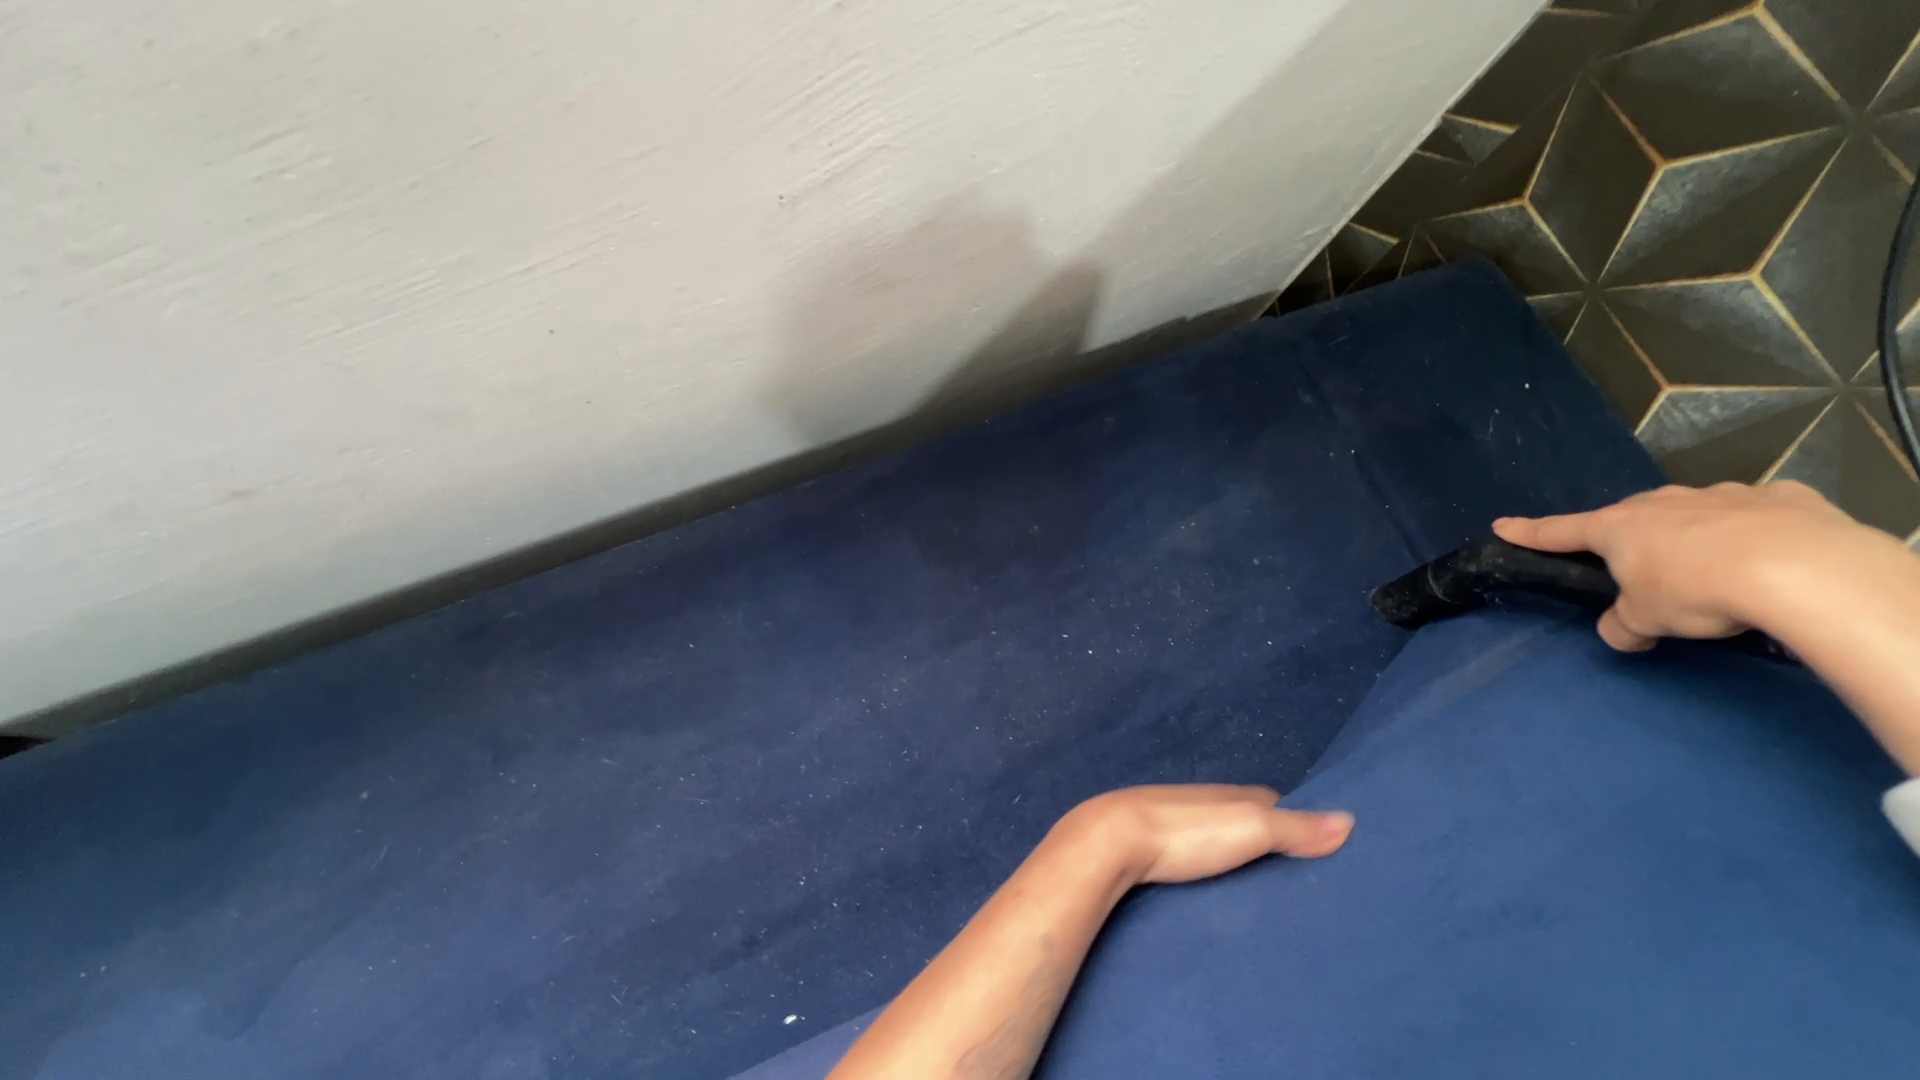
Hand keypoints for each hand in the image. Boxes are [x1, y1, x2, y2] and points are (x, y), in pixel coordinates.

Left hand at [1058, 784, 1353, 886]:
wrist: (1110, 840)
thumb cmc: (1185, 832)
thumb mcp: (1250, 827)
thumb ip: (1295, 828)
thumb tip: (1351, 819)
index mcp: (1229, 795)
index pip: (1271, 803)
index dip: (1294, 822)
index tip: (1318, 848)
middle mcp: (1202, 803)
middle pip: (1241, 820)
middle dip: (1263, 840)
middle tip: (1291, 876)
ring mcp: (1171, 823)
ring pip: (1211, 837)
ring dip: (1229, 854)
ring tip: (1254, 887)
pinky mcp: (1147, 847)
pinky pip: (1187, 854)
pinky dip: (1201, 865)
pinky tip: (1205, 886)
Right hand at [1492, 481, 1869, 651]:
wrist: (1800, 569)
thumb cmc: (1696, 590)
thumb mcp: (1646, 621)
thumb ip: (1624, 625)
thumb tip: (1621, 634)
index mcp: (1617, 529)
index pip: (1557, 531)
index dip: (1527, 532)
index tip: (1502, 525)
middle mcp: (1661, 504)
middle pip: (1632, 519)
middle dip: (1631, 538)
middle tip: (1643, 569)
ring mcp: (1722, 495)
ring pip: (1694, 512)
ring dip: (1695, 534)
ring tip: (1718, 568)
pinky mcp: (1780, 499)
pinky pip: (1757, 514)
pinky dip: (1756, 531)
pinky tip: (1773, 553)